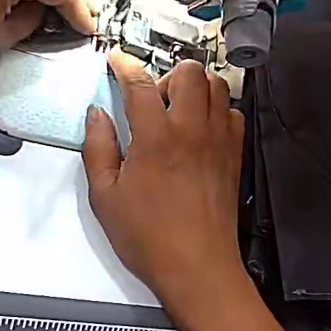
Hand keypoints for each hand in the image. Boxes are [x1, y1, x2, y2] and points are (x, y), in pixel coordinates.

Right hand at [84, 54, 248, 313]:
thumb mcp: (104, 195)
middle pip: (188, 71)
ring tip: (175, 108)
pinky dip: (216, 108)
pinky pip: (232, 112)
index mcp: (155, 137)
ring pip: (216, 85)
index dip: (125, 66)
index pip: (140, 83)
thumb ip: (97, 148)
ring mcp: (218, 141)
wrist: (197, 268)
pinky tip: (199, 127)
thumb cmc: (150, 238)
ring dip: (194, 86)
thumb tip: (96, 116)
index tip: (117, 62)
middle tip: (151, 96)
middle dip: (166, 73)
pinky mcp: (234, 155)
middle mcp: (192, 131)